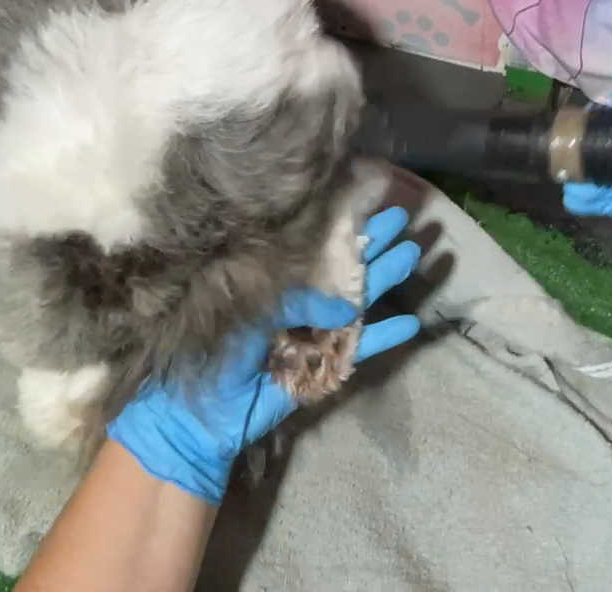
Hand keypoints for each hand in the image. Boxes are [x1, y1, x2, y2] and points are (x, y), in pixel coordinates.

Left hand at [108, 207, 421, 502]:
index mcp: (281, 281)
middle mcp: (304, 301)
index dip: (344, 224)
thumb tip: (347, 306)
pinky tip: (411, 323)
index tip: (368, 200)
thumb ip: (299, 302)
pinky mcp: (325, 365)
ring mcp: (317, 331)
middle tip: (404, 219)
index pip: (318, 246)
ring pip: (360, 299)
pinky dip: (385, 336)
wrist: (198, 412)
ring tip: (413, 253)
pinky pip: (361, 348)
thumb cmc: (216, 348)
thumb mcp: (253, 309)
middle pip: (346, 267)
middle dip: (375, 243)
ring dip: (386, 278)